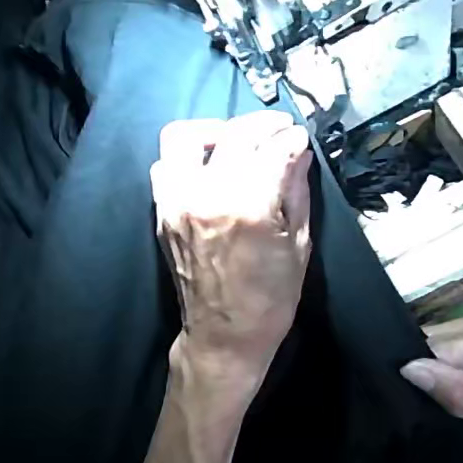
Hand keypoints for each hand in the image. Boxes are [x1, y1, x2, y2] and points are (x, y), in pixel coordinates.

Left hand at [151, 111, 313, 411]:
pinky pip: (165, 164)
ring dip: (216, 131)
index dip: (292, 137)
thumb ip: (296, 189)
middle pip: (233, 135)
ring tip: (238, 141)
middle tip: (279, 131)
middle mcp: (206, 197)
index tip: (300, 138)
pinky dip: (188, 155)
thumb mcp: (299, 244)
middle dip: (262, 126)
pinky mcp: (162, 211)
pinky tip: (211, 165)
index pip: (271, 149)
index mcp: (248, 210)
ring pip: (185, 137)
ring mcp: (177, 203)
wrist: (222, 336)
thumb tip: (297, 149)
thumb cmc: (270, 299)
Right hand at [400, 308, 462, 462]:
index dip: (425, 376)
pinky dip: (461, 373)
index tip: (423, 408)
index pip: (437, 344)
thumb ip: (461, 394)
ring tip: (450, 406)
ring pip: (450, 345)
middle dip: (433, 372)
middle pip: (440, 339)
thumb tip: (407, 368)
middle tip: (437, 412)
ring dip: (446, 375)